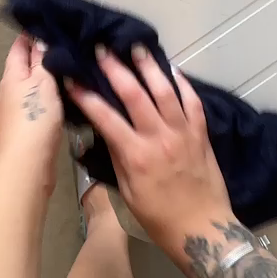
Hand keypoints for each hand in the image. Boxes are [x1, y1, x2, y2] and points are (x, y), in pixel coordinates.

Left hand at [0, 34, 63, 186]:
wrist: (28, 165)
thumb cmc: (34, 118)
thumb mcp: (41, 82)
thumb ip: (42, 60)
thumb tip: (41, 39)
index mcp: (12, 74)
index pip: (20, 44)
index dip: (33, 31)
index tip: (54, 21)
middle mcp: (12, 88)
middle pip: (28, 63)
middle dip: (46, 52)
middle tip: (71, 40)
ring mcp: (20, 107)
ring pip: (37, 83)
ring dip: (52, 74)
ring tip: (76, 62)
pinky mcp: (31, 124)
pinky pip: (42, 100)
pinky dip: (54, 93)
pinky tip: (71, 91)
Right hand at [73, 46, 233, 252]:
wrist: (204, 230)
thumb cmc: (159, 217)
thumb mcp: (128, 192)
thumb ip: (117, 156)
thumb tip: (104, 129)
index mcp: (136, 155)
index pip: (105, 117)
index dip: (86, 96)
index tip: (73, 78)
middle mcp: (159, 138)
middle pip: (135, 94)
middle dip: (115, 69)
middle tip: (102, 50)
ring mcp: (183, 133)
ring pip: (165, 90)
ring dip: (149, 66)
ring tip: (136, 47)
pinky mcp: (201, 133)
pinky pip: (192, 101)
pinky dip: (182, 83)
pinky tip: (172, 68)